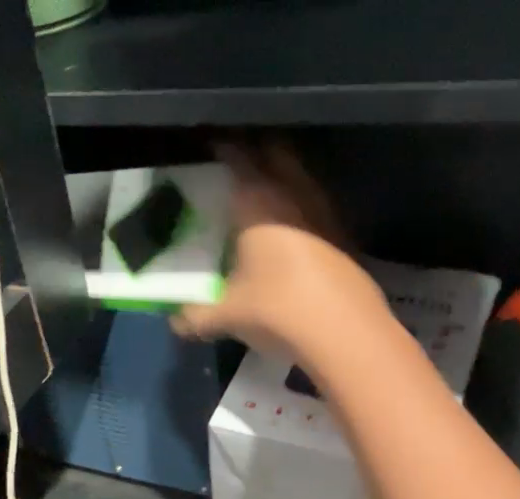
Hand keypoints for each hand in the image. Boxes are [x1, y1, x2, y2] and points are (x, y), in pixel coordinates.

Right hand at [172, 145, 403, 369]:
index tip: (212, 145)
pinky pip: (316, 208)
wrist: (343, 332)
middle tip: (239, 163)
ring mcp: (324, 214)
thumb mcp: (227, 316)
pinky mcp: (343, 238)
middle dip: (258, 153)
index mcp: (259, 202)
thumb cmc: (276, 309)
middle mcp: (293, 197)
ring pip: (301, 179)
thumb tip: (175, 322)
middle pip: (277, 156)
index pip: (239, 159)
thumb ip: (196, 317)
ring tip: (265, 194)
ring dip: (284, 178)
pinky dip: (301, 209)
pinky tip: (291, 232)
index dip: (224, 148)